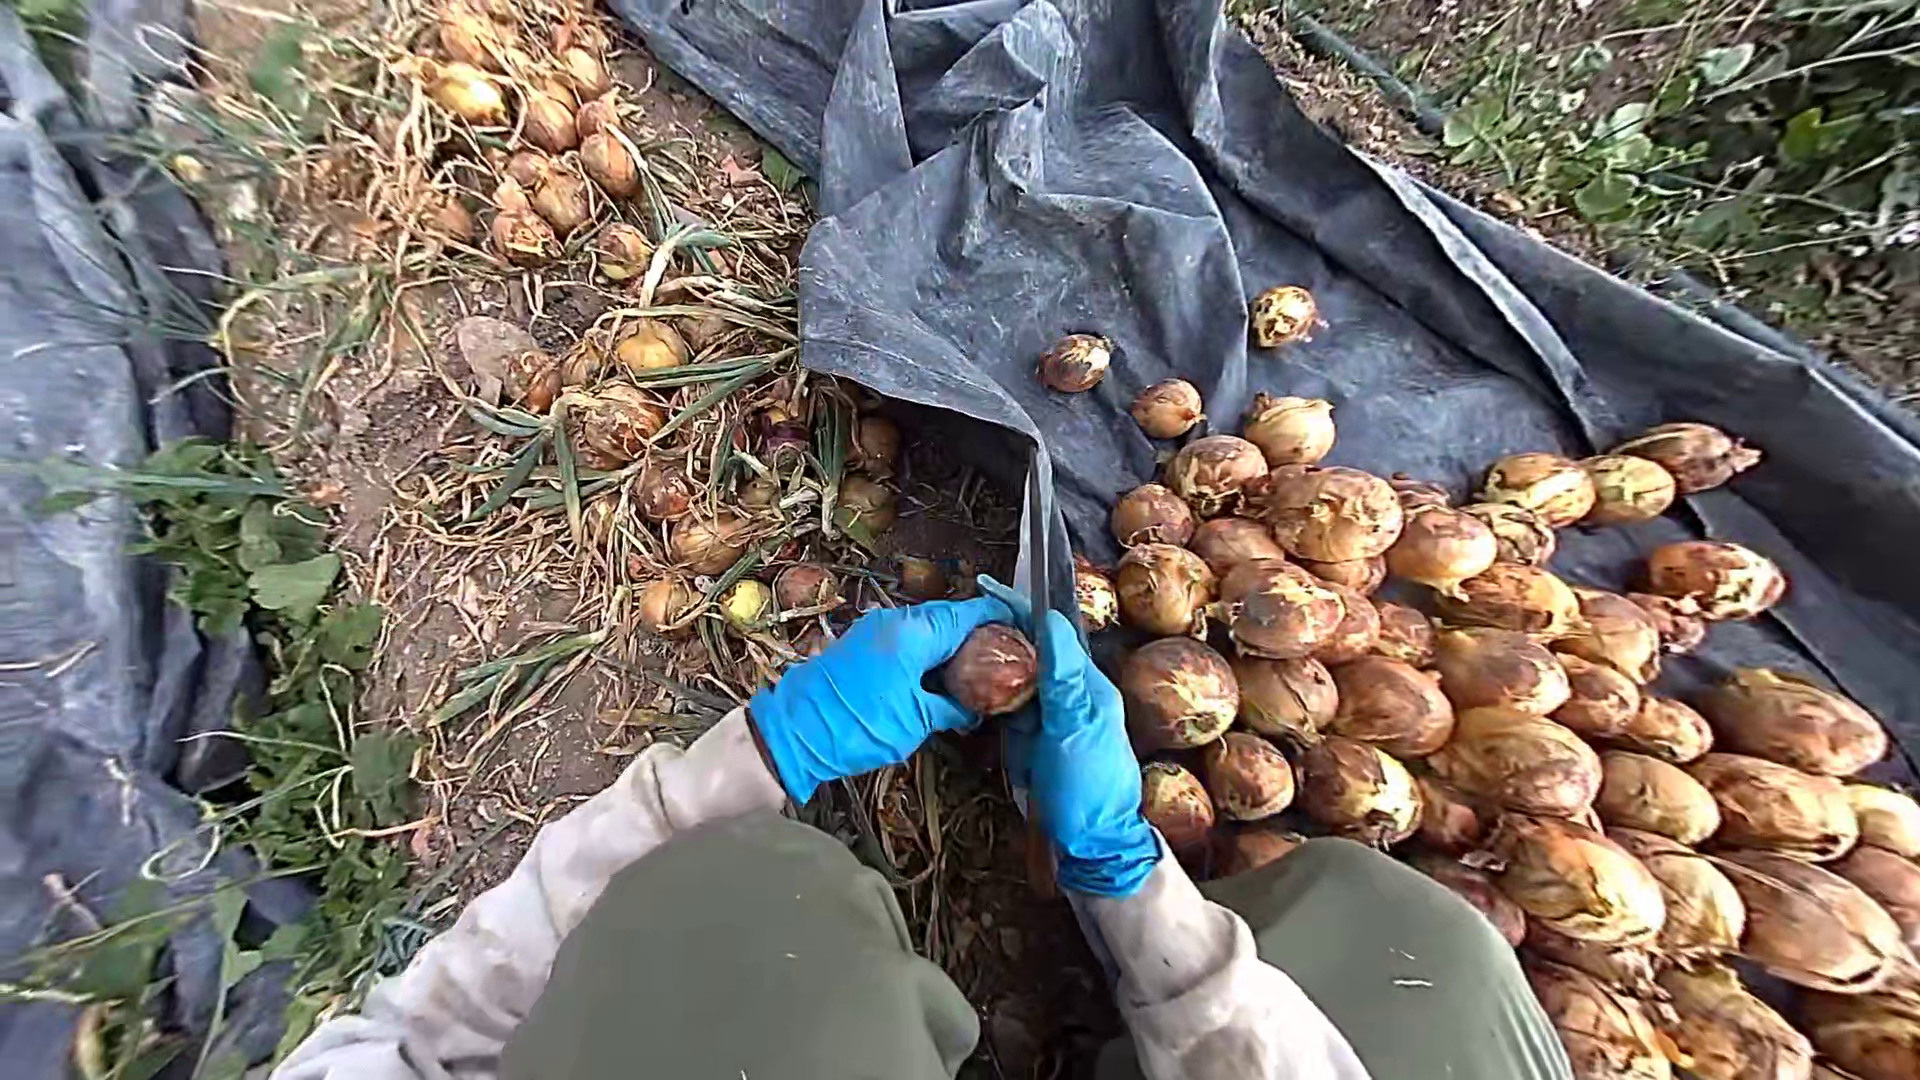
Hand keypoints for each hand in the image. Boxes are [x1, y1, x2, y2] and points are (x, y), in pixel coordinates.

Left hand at [749, 595, 1015, 802]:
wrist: (793, 732)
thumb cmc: (856, 726)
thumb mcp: (916, 721)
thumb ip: (953, 706)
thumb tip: (975, 706)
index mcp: (915, 631)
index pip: (972, 614)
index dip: (1001, 619)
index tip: (1023, 631)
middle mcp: (898, 619)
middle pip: (953, 616)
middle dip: (981, 634)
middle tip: (1005, 657)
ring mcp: (879, 627)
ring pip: (931, 626)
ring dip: (954, 643)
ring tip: (979, 669)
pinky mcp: (866, 641)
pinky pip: (910, 636)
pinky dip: (931, 649)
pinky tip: (943, 674)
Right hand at [980, 578, 1160, 897]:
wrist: (1088, 843)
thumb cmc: (1090, 784)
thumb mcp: (1077, 728)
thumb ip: (1063, 677)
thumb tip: (1051, 620)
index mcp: (1084, 681)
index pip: (1051, 632)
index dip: (1022, 609)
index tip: (989, 590)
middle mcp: (1063, 690)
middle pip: (1028, 650)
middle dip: (997, 630)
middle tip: (961, 616)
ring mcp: (1043, 712)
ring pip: (1012, 673)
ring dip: (986, 657)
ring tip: (954, 641)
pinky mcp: (1025, 732)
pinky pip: (1003, 702)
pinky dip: (983, 690)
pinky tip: (962, 681)